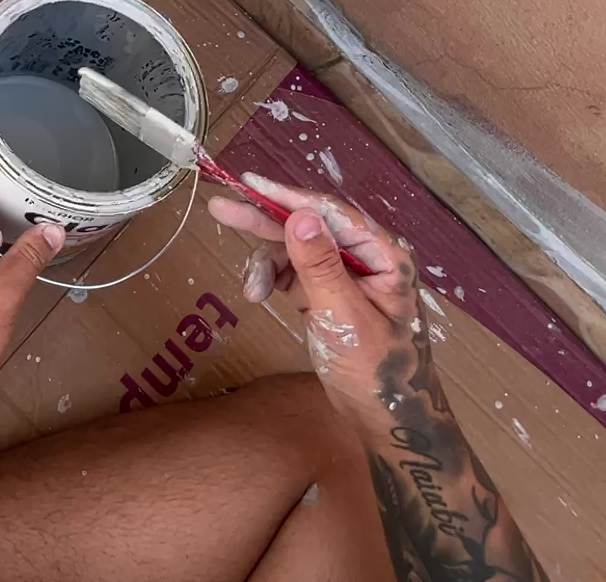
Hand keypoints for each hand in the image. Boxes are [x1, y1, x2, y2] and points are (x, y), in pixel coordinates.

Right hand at [210, 174, 425, 432]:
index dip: (288, 197)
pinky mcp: (324, 287)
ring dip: (265, 265)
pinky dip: (269, 278)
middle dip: (263, 222)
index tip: (251, 183)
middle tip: (221, 208)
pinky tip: (259, 296)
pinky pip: (288, 268)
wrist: (384, 421)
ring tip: (252, 292)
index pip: (330, 213)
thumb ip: (320, 265)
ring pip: (290, 247)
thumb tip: (301, 215)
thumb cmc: (377, 372)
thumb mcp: (344, 316)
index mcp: (383, 255)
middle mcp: (363, 255)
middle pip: (304, 224)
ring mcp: (342, 271)